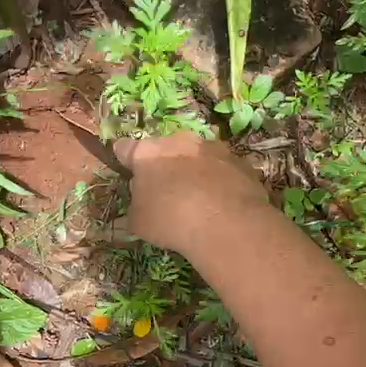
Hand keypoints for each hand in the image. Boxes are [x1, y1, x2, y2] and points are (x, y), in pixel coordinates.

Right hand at [111, 133, 275, 256]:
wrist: (226, 224)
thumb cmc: (171, 220)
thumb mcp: (138, 220)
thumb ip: (137, 202)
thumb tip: (142, 195)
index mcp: (148, 152)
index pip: (126, 148)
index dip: (125, 160)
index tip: (128, 171)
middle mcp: (180, 142)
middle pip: (166, 149)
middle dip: (165, 165)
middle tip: (166, 192)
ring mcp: (214, 148)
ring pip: (197, 156)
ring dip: (194, 171)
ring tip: (198, 200)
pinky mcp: (240, 162)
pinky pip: (223, 170)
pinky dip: (219, 182)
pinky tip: (221, 204)